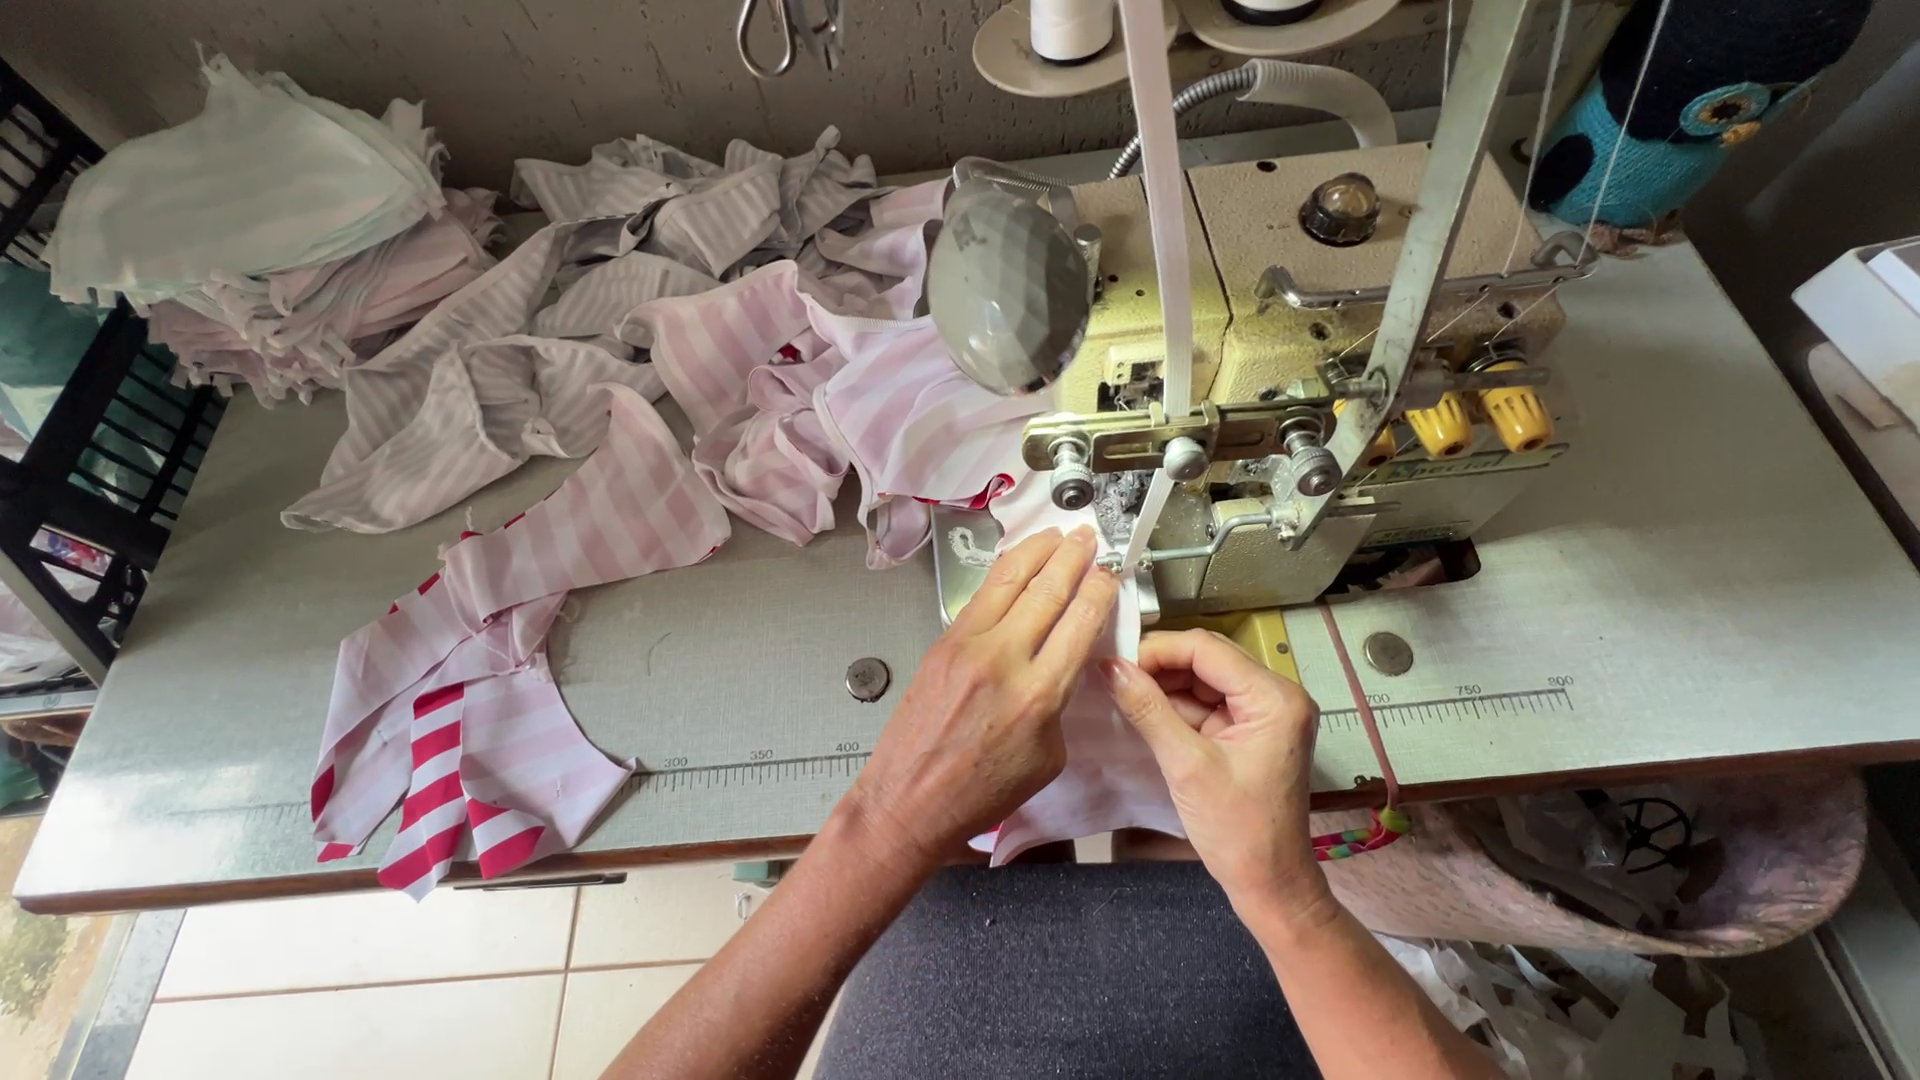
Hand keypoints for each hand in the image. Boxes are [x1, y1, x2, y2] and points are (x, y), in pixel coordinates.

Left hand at [846, 526, 1119, 866]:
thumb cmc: (984, 792)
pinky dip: (1004, 574)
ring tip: (1055, 534)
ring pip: (1007, 581)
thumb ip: (1060, 702)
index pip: (1079, 622)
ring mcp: (966, 645)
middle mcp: (1003, 659)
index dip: (1100, 589)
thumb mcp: (1048, 757)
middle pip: (1046, 590)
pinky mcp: (942, 643)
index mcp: (1039, 694)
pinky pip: (980, 598)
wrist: (910, 799)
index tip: (1111, 571)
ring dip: (1035, 551)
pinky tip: (1016, 565)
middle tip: (1087, 536)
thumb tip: (1062, 664)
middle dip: (1071, 556)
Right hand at [1101, 629, 1334, 925]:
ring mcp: (1264, 711)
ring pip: (1202, 677)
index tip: (1114, 664)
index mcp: (1274, 697)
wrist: (1269, 884)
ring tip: (1123, 693)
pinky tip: (1144, 710)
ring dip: (1163, 685)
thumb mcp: (1186, 765)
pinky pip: (1206, 701)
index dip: (1157, 650)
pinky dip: (1175, 705)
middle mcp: (1276, 694)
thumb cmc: (1236, 830)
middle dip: (1159, 666)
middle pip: (1206, 658)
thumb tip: (1108, 666)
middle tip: (1114, 677)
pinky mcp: (1249, 729)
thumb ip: (1147, 708)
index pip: (1206, 649)